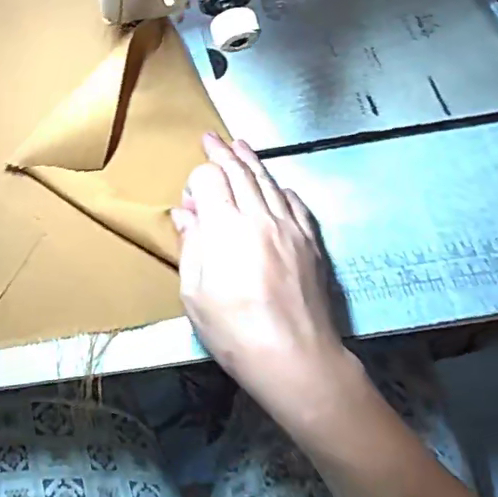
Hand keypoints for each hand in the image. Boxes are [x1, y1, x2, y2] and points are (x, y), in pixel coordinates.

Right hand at [170, 133, 357, 415]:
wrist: (295, 357)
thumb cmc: (234, 331)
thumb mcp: (195, 294)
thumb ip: (191, 247)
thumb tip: (186, 214)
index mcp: (226, 228)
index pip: (211, 178)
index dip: (199, 178)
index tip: (191, 193)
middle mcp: (260, 217)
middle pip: (241, 172)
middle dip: (223, 153)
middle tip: (212, 138)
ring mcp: (290, 228)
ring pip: (269, 182)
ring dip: (252, 161)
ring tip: (241, 145)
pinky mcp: (311, 242)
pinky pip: (295, 203)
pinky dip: (281, 188)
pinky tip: (276, 185)